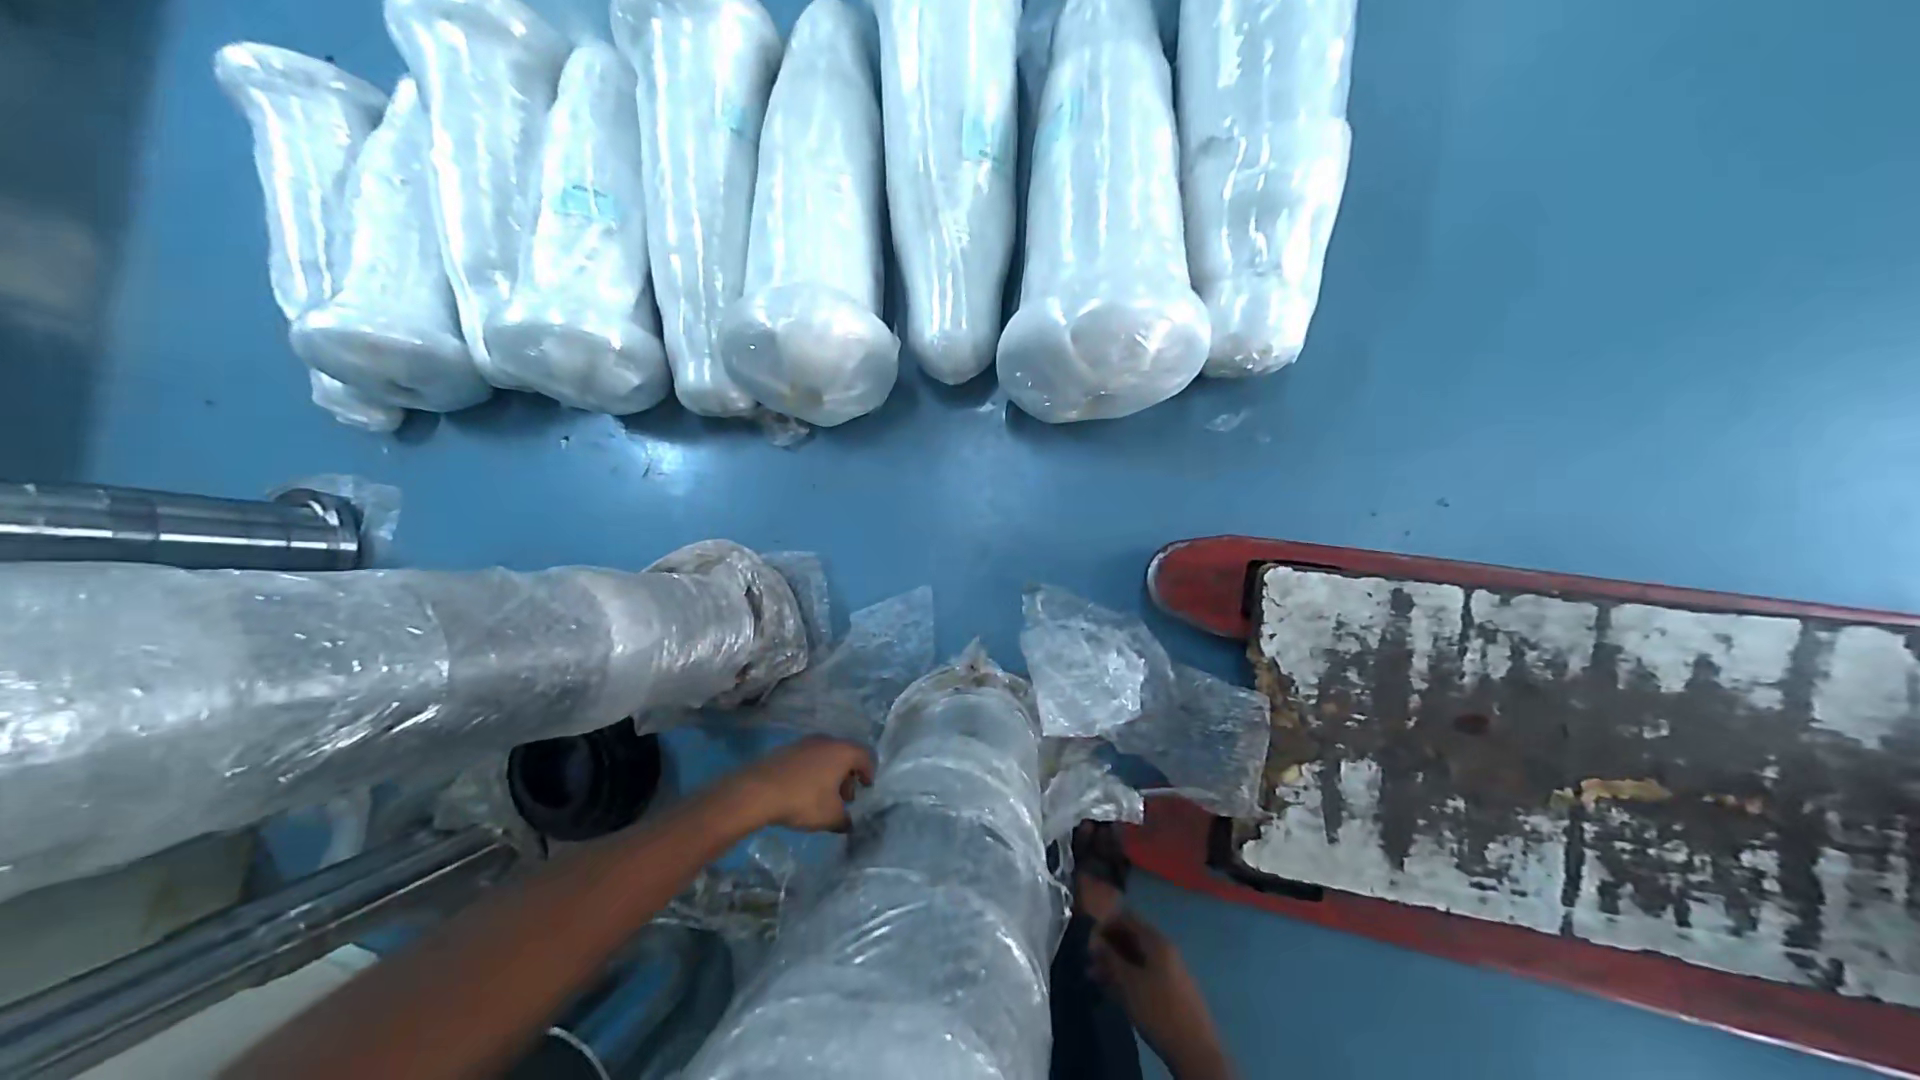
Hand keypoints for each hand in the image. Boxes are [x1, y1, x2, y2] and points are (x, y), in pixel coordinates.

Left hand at [724, 737, 874, 832]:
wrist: (757, 791)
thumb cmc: (803, 800)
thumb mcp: (830, 817)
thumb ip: (845, 819)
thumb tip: (848, 823)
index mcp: (843, 751)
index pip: (866, 756)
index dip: (869, 773)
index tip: (867, 788)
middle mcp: (826, 741)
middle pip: (846, 755)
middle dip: (848, 776)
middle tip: (845, 798)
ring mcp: (804, 742)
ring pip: (826, 756)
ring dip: (830, 774)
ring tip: (823, 797)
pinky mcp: (786, 749)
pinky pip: (808, 758)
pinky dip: (812, 771)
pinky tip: (803, 791)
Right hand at [1090, 911, 1234, 1079]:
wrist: (1194, 1051)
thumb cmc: (1158, 1010)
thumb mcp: (1128, 983)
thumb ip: (1110, 958)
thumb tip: (1095, 939)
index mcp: (1156, 942)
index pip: (1126, 918)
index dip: (1105, 925)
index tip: (1089, 942)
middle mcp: (1165, 950)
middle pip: (1131, 938)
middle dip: (1108, 947)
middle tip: (1089, 962)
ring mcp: (1169, 971)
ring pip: (1136, 958)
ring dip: (1115, 964)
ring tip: (1094, 978)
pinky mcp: (1171, 989)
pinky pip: (1144, 974)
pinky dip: (1127, 977)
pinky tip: (1112, 991)